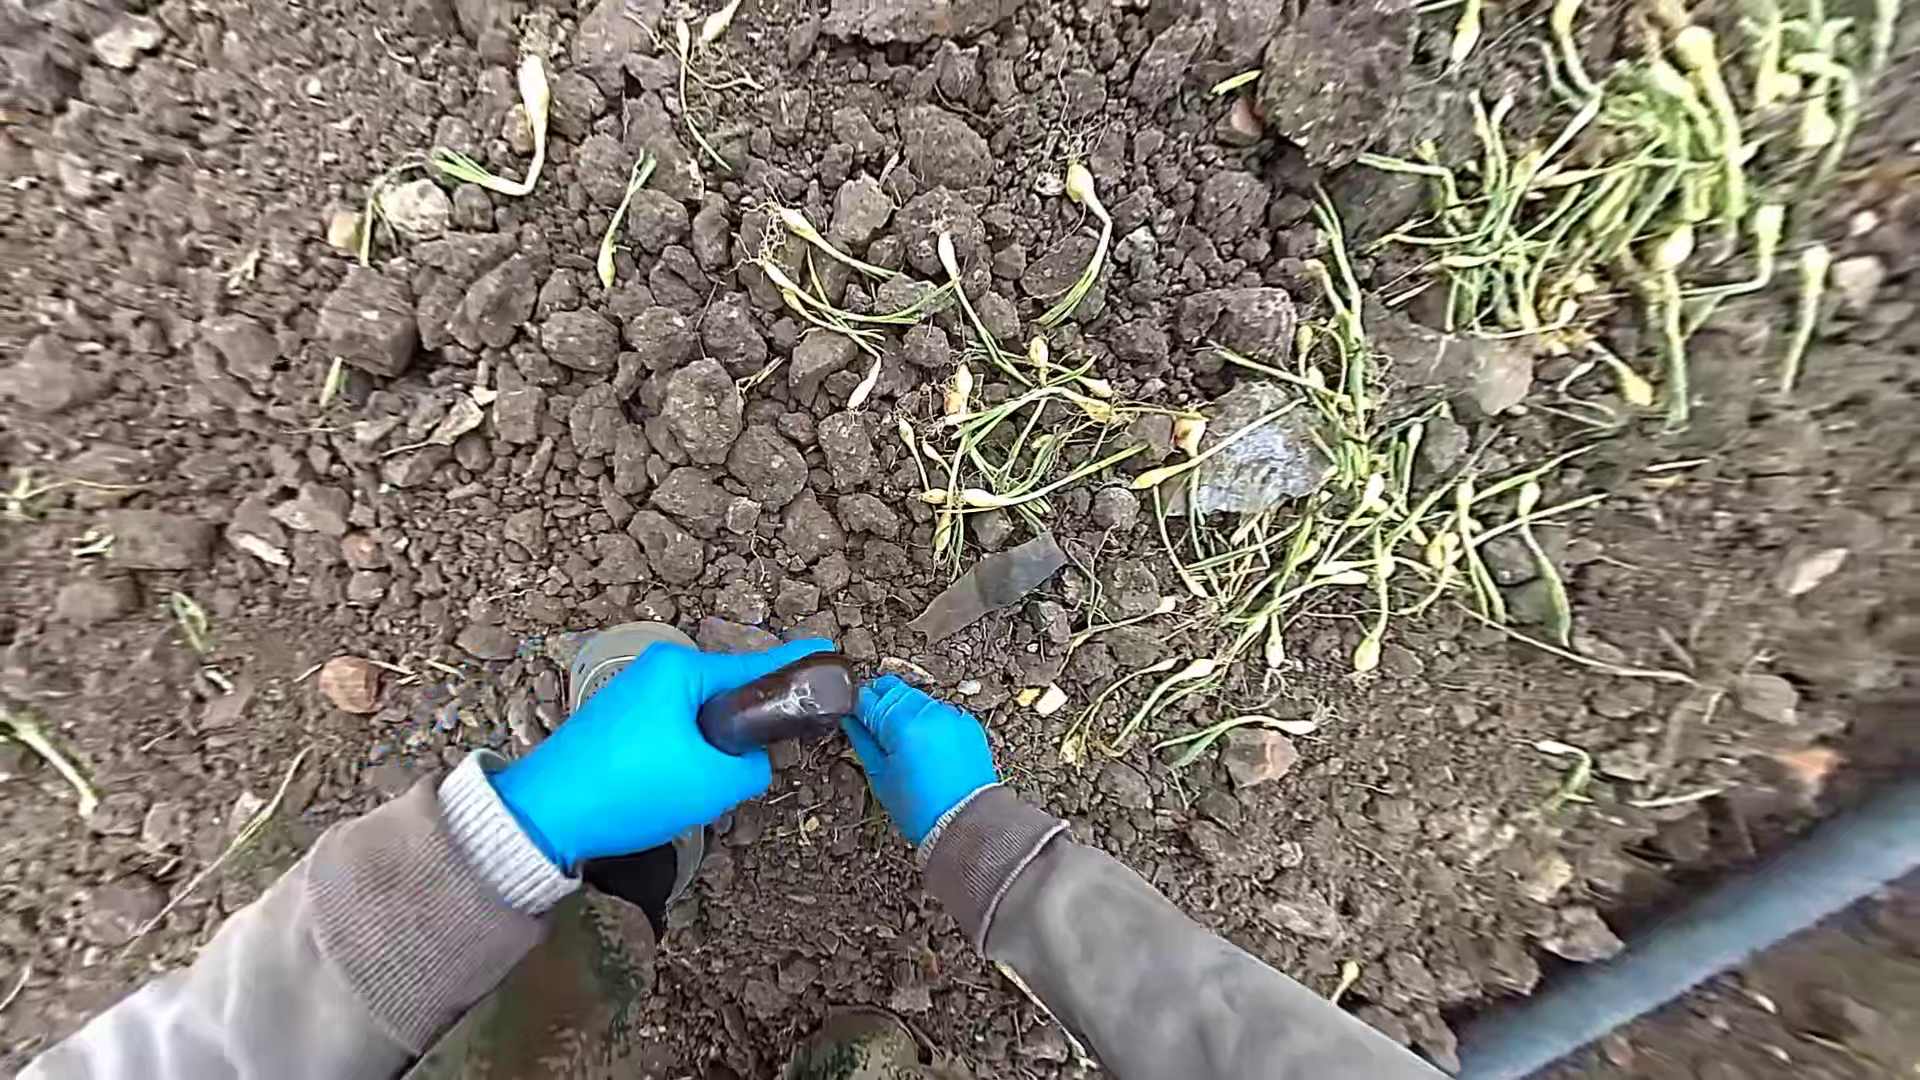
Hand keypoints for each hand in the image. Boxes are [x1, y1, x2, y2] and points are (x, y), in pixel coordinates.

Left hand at [493, 638, 833, 870]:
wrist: (539, 821)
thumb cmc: (631, 788)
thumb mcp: (711, 784)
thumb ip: (753, 768)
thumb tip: (753, 762)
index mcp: (681, 670)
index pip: (755, 665)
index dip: (797, 662)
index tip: (829, 649)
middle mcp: (659, 669)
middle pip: (730, 688)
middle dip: (755, 713)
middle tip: (782, 733)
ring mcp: (636, 690)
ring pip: (702, 708)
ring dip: (721, 733)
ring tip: (732, 763)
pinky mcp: (621, 716)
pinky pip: (677, 720)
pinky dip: (695, 740)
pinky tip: (697, 767)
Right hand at [841, 675, 997, 843]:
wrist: (966, 821)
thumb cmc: (919, 807)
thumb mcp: (880, 776)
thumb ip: (863, 740)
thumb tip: (851, 720)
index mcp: (901, 721)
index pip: (868, 697)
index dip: (857, 706)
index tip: (854, 716)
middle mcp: (927, 710)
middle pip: (894, 689)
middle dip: (882, 703)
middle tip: (877, 729)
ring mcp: (950, 713)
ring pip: (917, 698)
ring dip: (906, 711)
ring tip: (904, 742)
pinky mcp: (967, 722)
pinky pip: (940, 711)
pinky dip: (930, 721)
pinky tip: (927, 745)